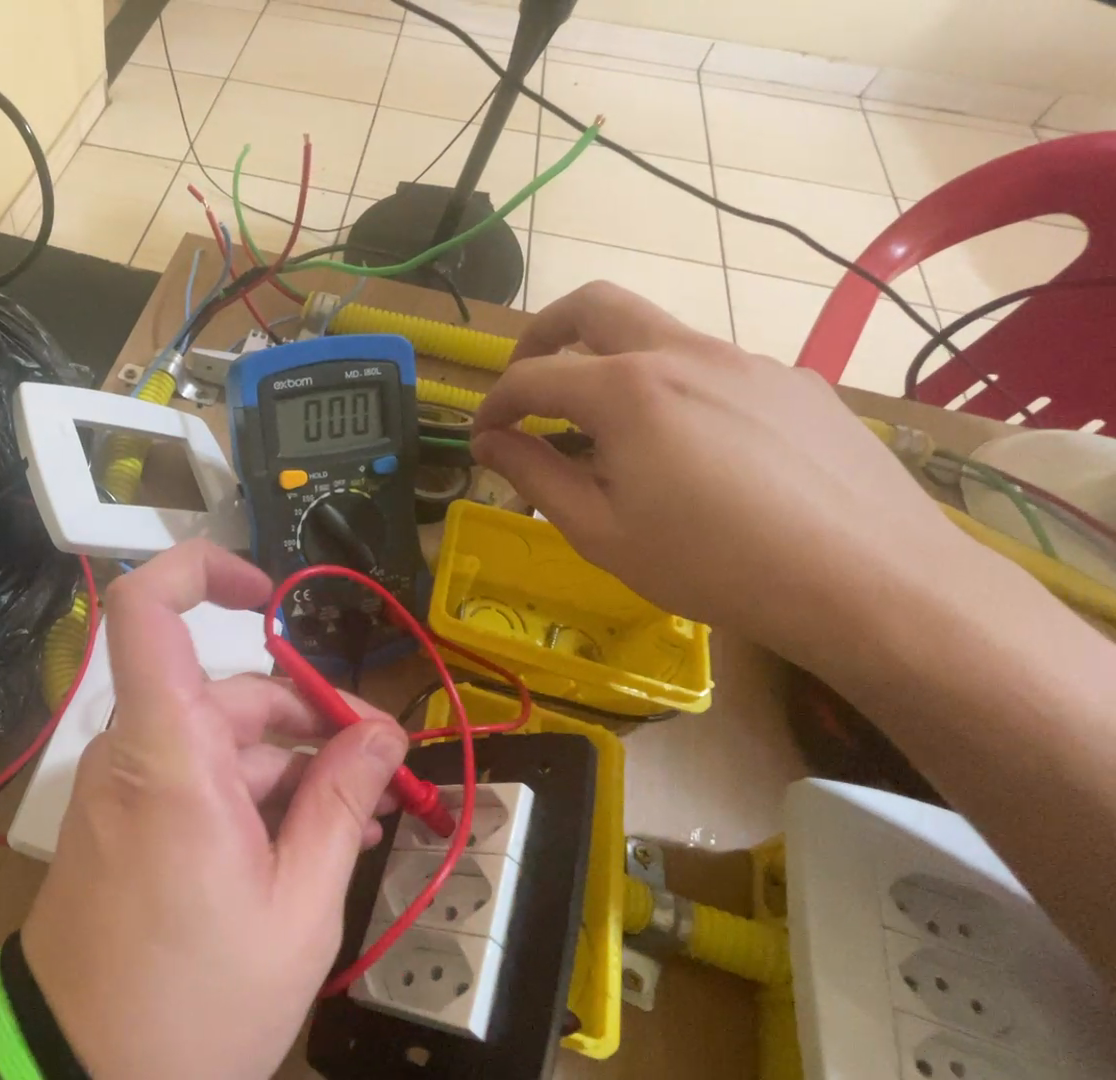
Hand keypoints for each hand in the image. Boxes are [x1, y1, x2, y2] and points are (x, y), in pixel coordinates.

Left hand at [22, 540, 407, 1079]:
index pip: (147, 610)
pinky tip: (309, 834)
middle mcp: (136, 752)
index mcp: (169, 755)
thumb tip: (379, 732)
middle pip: (227, 690)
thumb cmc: (193, 1002)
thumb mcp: (297, 908)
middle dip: (311, 714)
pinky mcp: (126, 816)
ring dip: (292, 762)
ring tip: (361, 812)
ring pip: (221, 737)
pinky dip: (253, 789)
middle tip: (381, 761)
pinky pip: (197, 775)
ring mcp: (126, 785)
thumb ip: (339, 805)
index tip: (268, 592)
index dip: (202, 570)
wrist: (82, 1075)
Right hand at [470, 281, 975, 663]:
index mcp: (628, 390)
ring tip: (611, 436)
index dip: (494, 405)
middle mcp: (685, 354)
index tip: (482, 438)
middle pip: (594, 305)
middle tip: (526, 384)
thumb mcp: (599, 531)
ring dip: (610, 367)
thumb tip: (490, 442)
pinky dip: (673, 391)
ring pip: (658, 336)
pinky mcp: (795, 383)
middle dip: (542, 335)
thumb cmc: (711, 564)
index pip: (532, 376)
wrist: (870, 580)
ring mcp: (748, 362)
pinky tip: (693, 455)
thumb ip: (535, 474)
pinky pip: (713, 369)